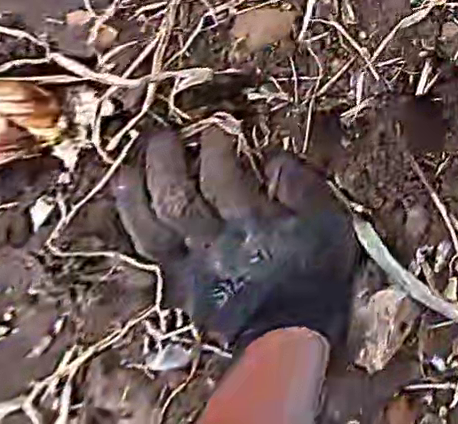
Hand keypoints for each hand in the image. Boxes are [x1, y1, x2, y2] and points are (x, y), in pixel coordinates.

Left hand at [115, 129, 356, 349]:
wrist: (291, 330)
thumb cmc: (314, 267)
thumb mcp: (327, 218)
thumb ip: (301, 184)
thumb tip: (272, 158)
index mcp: (253, 224)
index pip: (222, 179)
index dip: (214, 148)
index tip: (216, 126)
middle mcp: (215, 244)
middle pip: (177, 202)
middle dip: (165, 164)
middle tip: (163, 136)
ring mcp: (191, 266)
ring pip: (152, 228)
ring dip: (137, 194)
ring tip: (130, 165)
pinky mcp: (179, 282)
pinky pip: (149, 249)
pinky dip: (136, 221)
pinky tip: (131, 200)